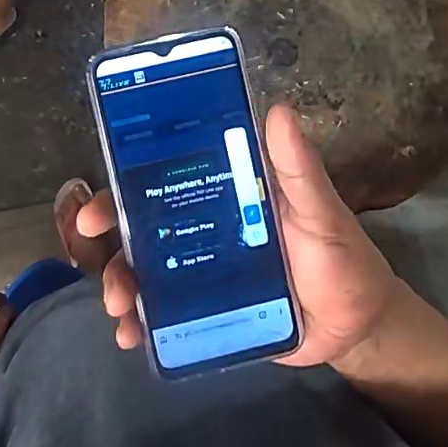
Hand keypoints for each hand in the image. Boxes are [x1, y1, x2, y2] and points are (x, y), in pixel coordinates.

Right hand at [76, 104, 402, 368]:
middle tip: (92, 247)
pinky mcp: (209, 312)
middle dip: (111, 233)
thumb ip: (300, 170)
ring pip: (148, 270)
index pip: (173, 175)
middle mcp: (211, 227)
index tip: (98, 195)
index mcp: (233, 193)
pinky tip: (130, 336)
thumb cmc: (342, 259)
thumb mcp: (322, 213)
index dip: (130, 179)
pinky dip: (140, 323)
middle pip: (147, 223)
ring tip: (120, 307)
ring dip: (121, 283)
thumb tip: (278, 110)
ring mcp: (206, 271)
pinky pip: (164, 314)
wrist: (355, 327)